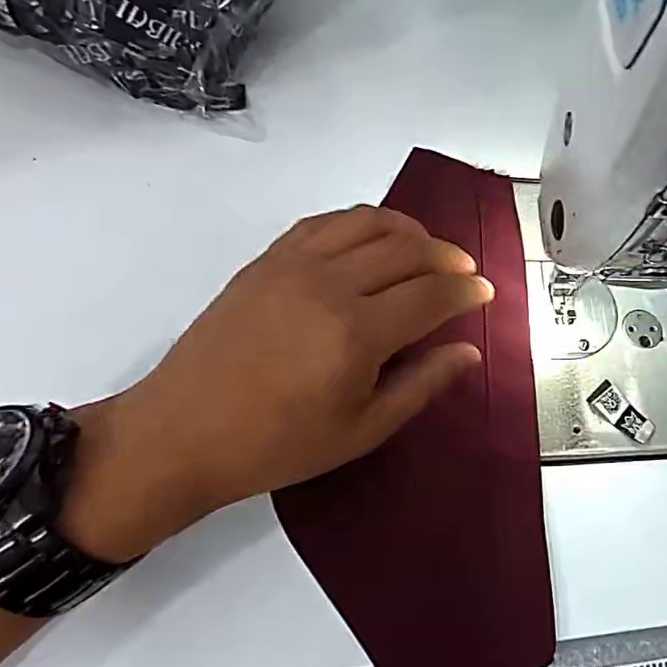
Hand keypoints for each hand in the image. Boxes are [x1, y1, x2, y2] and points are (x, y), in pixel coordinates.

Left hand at [63, 206, 493, 560]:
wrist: (183, 433)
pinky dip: (359, 222)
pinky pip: (323, 222)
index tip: (484, 293)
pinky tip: (370, 240)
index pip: (431, 293)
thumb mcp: (363, 429)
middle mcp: (328, 284)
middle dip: (446, 256)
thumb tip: (466, 352)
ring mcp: (292, 265)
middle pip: (406, 248)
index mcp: (357, 332)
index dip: (466, 290)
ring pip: (366, 222)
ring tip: (426, 248)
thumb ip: (421, 384)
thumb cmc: (278, 444)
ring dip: (408, 229)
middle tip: (464, 272)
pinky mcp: (265, 261)